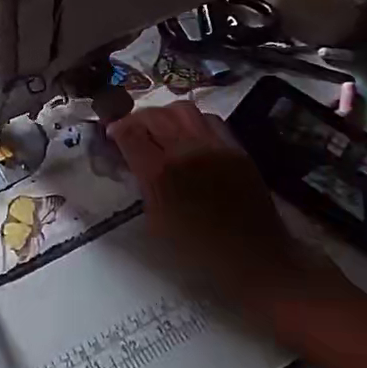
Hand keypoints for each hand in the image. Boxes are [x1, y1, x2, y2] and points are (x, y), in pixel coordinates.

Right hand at [108, 101, 356, 315]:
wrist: (255, 258)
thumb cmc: (198, 251)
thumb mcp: (156, 222)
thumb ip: (142, 185)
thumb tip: (130, 162)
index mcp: (160, 173)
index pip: (129, 133)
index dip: (116, 130)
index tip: (112, 135)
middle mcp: (185, 150)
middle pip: (153, 115)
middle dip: (136, 120)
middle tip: (132, 131)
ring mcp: (214, 144)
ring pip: (181, 109)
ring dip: (164, 115)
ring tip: (160, 129)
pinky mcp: (235, 146)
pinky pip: (209, 118)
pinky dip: (192, 121)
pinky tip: (189, 135)